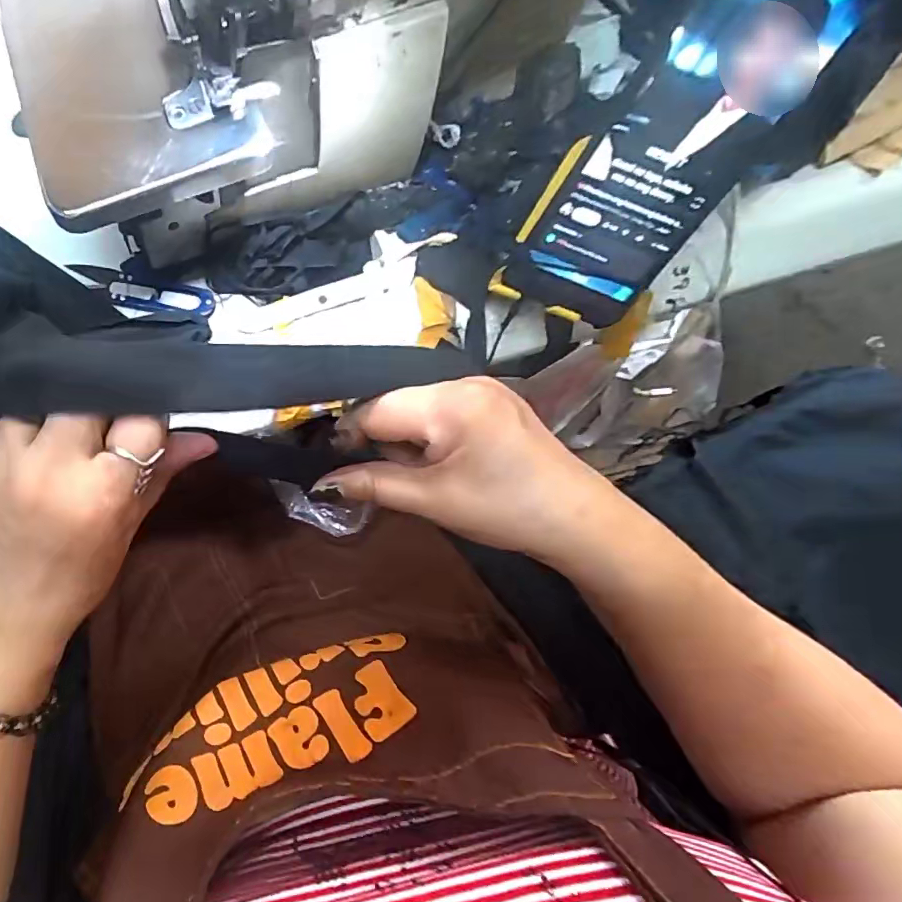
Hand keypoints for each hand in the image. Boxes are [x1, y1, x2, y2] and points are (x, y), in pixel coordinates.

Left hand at [0, 414, 216, 674]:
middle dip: (104, 406)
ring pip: (41, 393)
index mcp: (101, 490)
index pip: (140, 420)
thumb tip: (204, 439)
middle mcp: (54, 466)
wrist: (20, 600)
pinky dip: (18, 414)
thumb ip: (161, 471)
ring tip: (65, 428)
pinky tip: (31, 434)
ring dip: (58, 405)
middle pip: (90, 395)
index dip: (149, 419)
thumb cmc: (84, 570)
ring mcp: (11, 459)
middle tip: (104, 428)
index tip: (144, 430)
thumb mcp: (129, 524)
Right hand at [316, 378, 646, 570]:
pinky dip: (424, 436)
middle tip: (385, 478)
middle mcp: (464, 382)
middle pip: (392, 404)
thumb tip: (322, 483)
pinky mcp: (491, 402)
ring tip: (421, 475)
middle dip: (378, 439)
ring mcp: (481, 389)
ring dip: (402, 440)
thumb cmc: (504, 510)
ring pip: (412, 408)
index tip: (333, 467)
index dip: (348, 437)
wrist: (579, 519)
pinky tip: (439, 464)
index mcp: (449, 401)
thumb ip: (373, 484)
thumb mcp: (430, 500)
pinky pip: (437, 411)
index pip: (374, 409)